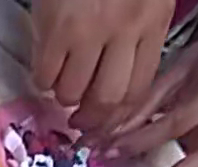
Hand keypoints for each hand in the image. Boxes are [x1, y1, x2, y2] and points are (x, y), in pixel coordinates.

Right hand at [32, 0, 174, 115]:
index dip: (117, 113)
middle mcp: (125, 29)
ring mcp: (89, 31)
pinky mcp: (56, 30)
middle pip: (106, 101)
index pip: (138, 89)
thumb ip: (141, 28)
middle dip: (89, 116)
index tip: (103, 117)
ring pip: (71, 94)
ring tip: (61, 78)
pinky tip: (47, 61)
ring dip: (62, 93)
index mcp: (154, 18)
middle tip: (77, 115)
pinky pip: (44, 76)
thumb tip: (120, 79)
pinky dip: (42, 77)